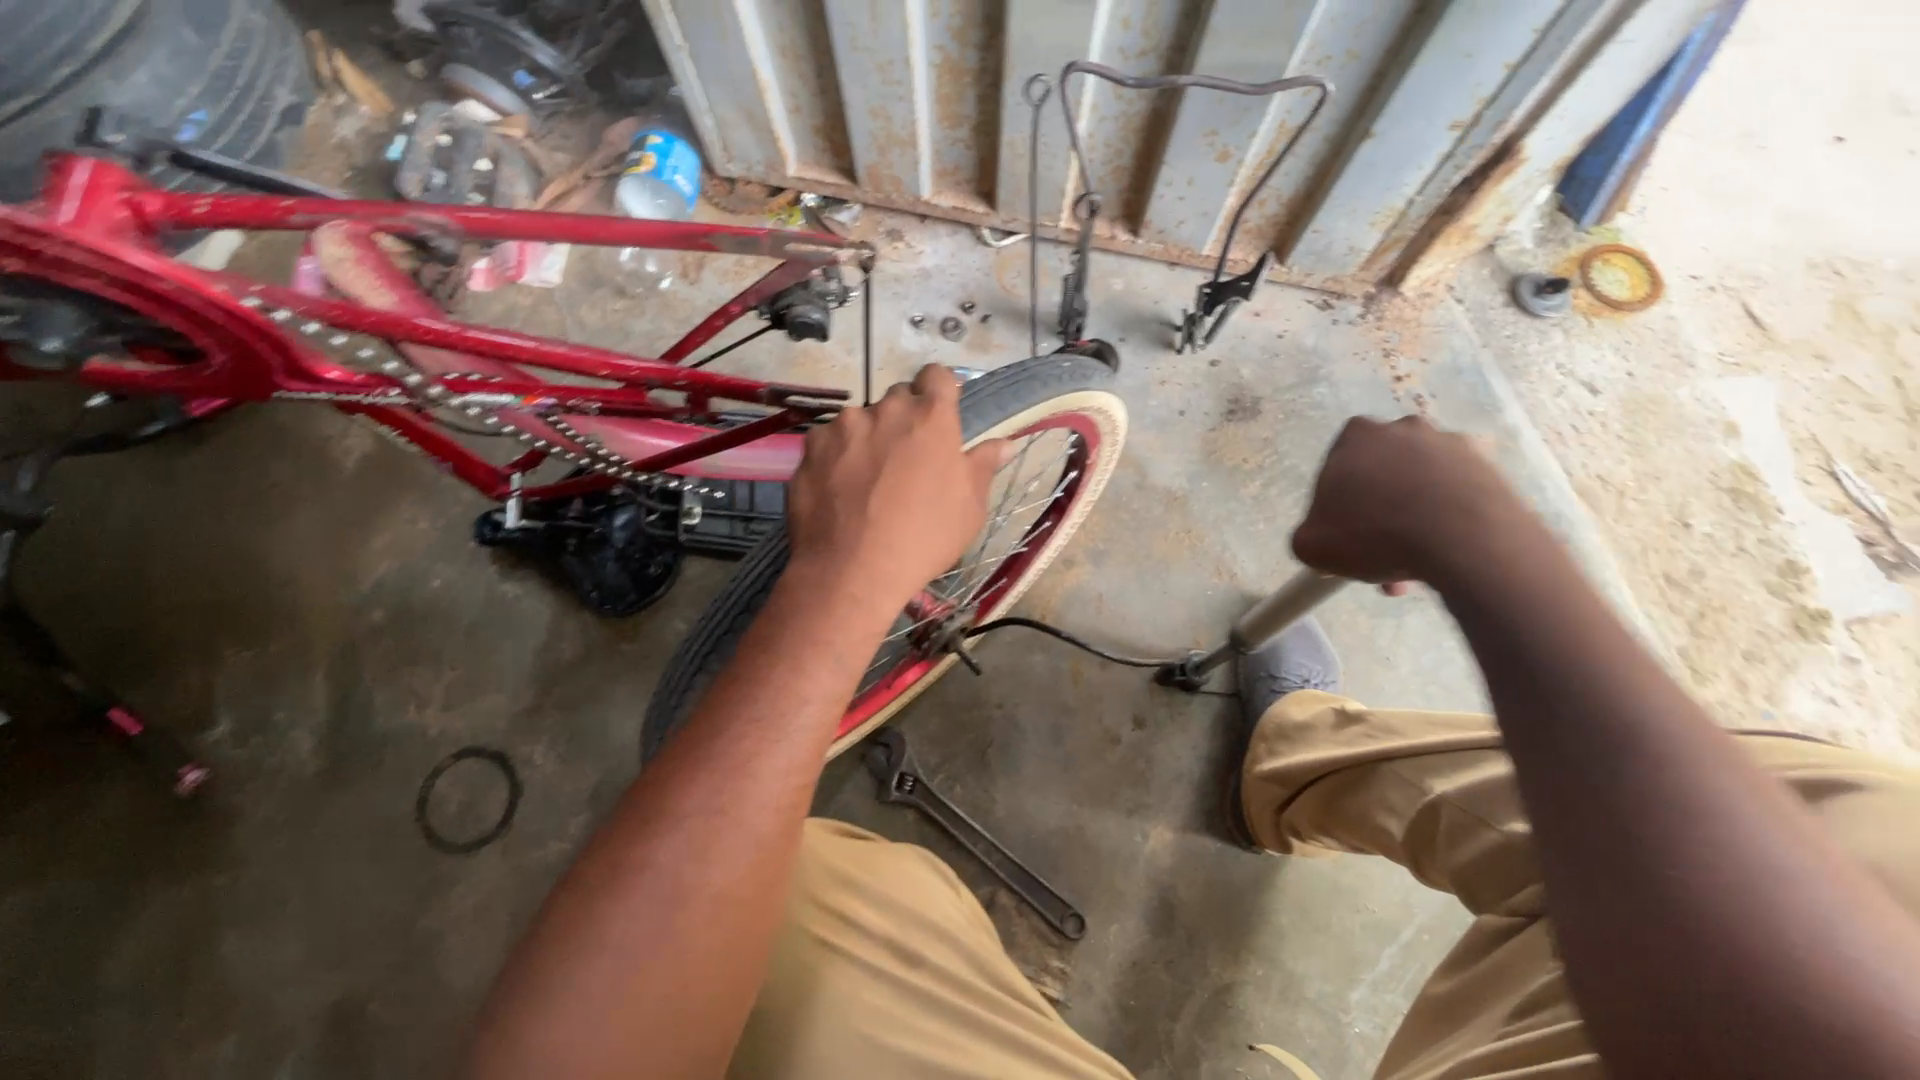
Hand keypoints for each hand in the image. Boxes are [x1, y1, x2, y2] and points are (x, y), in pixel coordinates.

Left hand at [787, 365, 1006, 606]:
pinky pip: (829, 442)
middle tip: (906, 459)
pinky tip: (839, 490)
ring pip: (861, 421)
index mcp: (931, 417)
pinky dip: (836, 457)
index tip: (939, 411)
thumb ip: (982, 466)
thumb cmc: (924, 538)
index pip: (937, 376)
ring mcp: (843, 427)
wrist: (852, 570)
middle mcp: (885, 410)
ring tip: (868, 480)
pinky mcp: (811, 448)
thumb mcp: (969, 508)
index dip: (939, 390)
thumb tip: (1003, 443)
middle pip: (897, 399)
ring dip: (868, 438)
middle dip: (904, 420)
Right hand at [1292, 416, 1531, 586]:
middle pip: (1381, 477)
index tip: (1342, 537)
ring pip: (1419, 489)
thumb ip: (1308, 534)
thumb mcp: (1310, 544)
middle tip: (1376, 556)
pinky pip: (1455, 497)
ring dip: (1411, 522)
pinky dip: (1445, 522)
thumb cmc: (1373, 534)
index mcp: (1356, 435)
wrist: (1463, 539)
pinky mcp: (1489, 467)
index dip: (1336, 508)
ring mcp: (1450, 444)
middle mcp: (1404, 428)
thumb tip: (1322, 537)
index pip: (1336, 470)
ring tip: (1411, 567)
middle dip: (1377, 516)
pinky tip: (1440, 556)